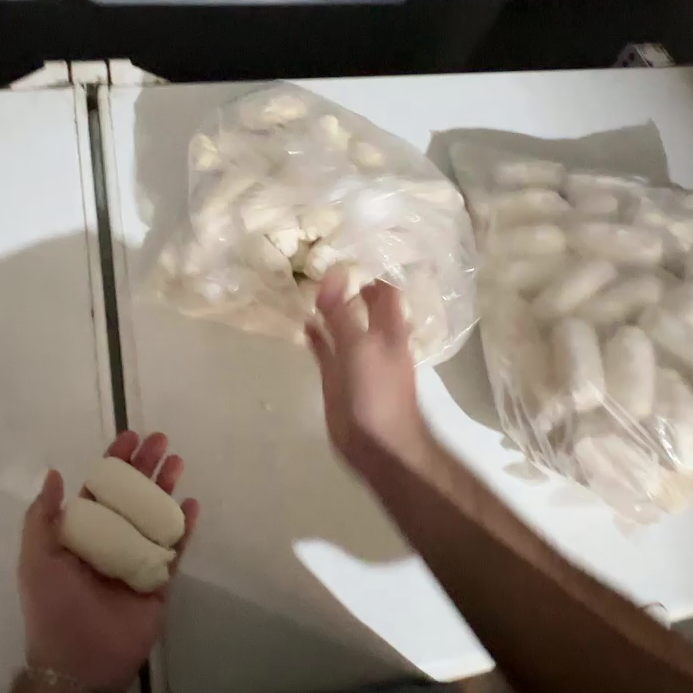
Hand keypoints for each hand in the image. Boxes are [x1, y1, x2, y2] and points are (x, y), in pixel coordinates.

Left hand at [16, 430, 199, 692]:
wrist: (80, 661)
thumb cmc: (55, 606)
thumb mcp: (36, 559)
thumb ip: (43, 516)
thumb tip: (54, 473)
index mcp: (83, 533)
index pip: (102, 488)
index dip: (115, 461)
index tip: (130, 437)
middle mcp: (112, 540)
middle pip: (133, 495)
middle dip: (146, 466)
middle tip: (161, 440)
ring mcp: (138, 559)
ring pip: (156, 514)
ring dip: (166, 487)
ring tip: (178, 462)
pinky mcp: (160, 580)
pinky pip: (175, 548)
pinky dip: (184, 525)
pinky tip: (191, 504)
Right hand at [304, 268, 429, 471]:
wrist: (378, 447)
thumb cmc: (378, 394)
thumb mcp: (360, 347)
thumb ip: (343, 312)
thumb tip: (331, 273)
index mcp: (390, 327)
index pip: (385, 286)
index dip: (372, 266)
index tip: (349, 244)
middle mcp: (375, 337)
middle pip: (363, 302)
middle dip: (347, 283)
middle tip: (320, 258)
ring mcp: (355, 356)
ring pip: (342, 324)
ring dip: (328, 307)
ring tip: (307, 284)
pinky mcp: (337, 375)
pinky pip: (325, 347)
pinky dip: (315, 334)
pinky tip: (302, 321)